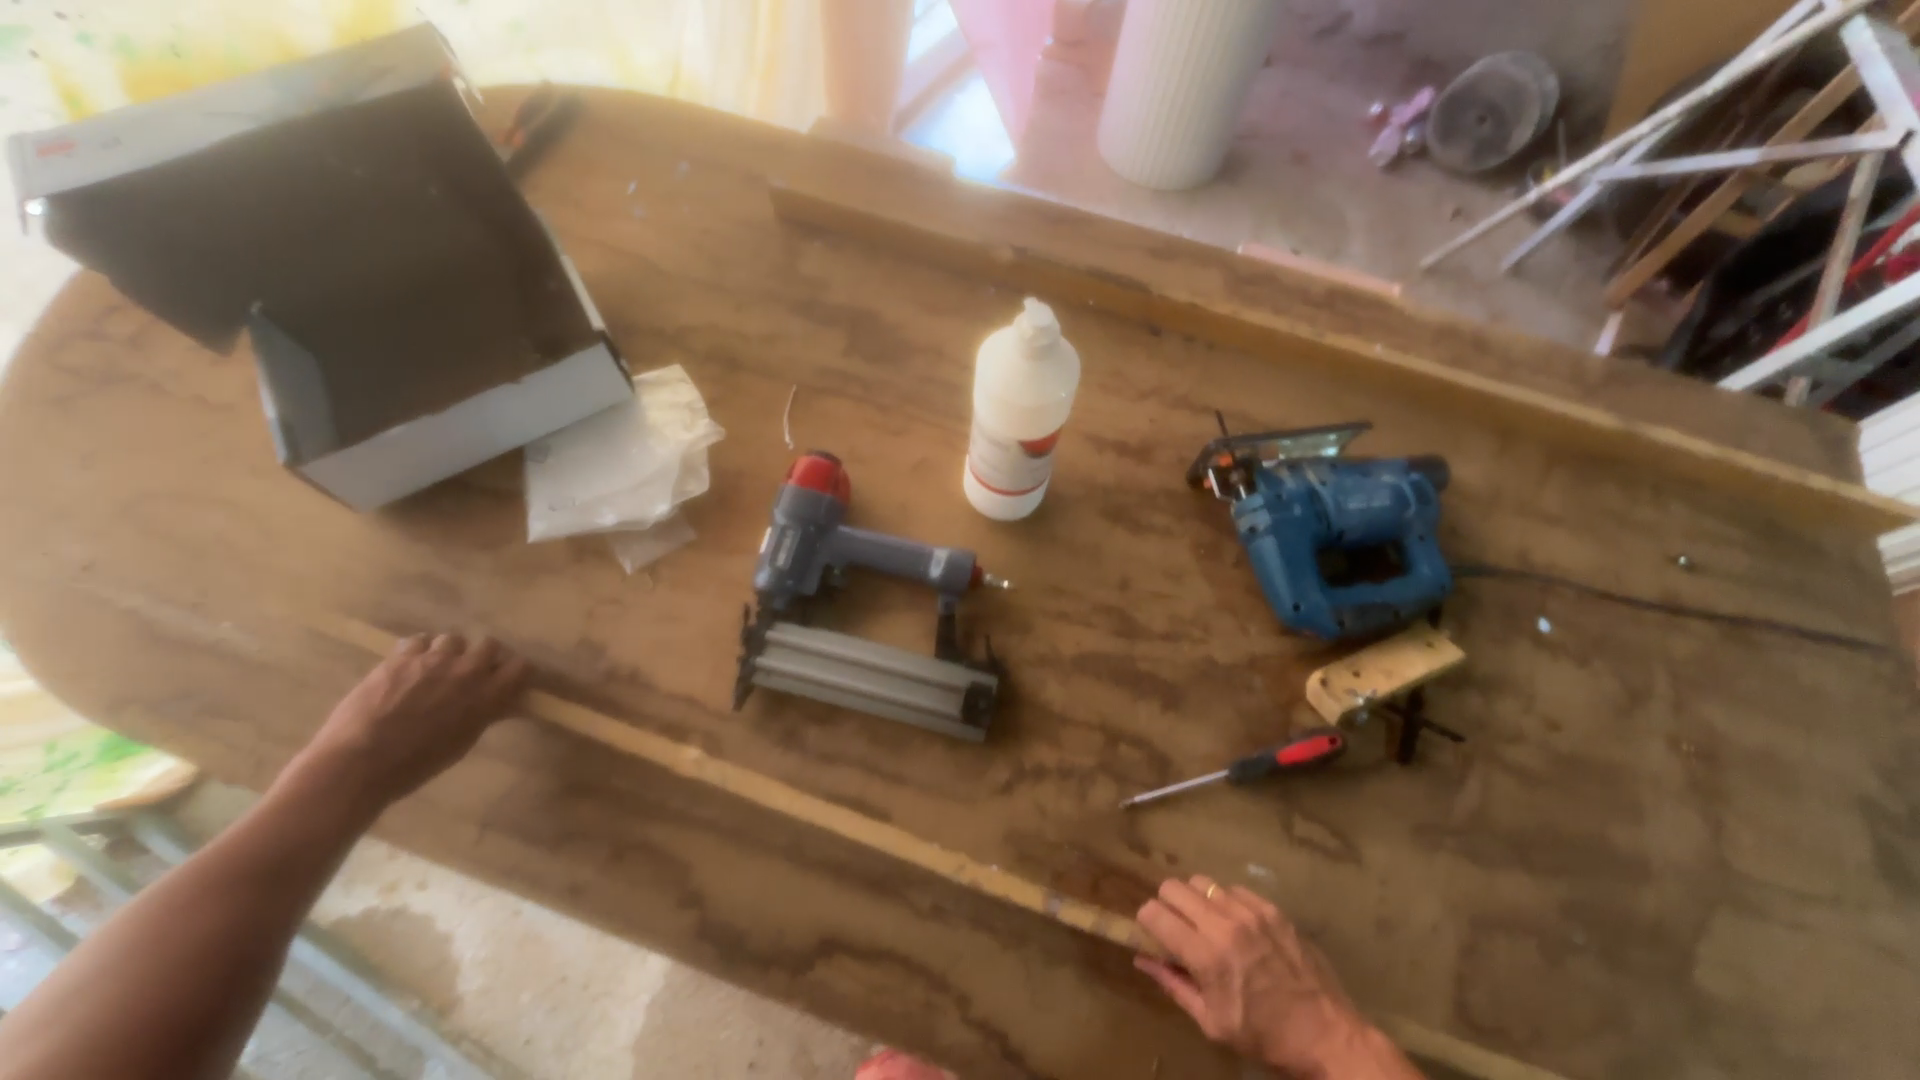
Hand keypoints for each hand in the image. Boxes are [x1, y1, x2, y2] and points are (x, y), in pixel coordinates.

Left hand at [289, 633, 528, 813]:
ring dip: (449, 652)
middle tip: (469, 675)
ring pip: (453, 639)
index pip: (521, 666)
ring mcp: (432, 660)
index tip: (506, 681)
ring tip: (435, 670)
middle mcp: (466, 671)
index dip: (514, 672)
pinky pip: (418, 641)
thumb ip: (483, 715)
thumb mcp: (461, 743)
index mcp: (487, 696)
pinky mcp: (399, 658)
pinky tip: (409, 668)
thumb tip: (499, 705)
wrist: (359, 762)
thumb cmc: (416, 764)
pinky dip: (419, 651)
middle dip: (483, 657)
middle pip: (489, 644)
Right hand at [1136, 875, 1396, 1077]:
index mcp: (1206, 955)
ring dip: (1196, 900)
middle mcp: (1225, 924)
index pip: (1154, 913)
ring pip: (1203, 882)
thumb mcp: (1212, 1022)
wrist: (1327, 1035)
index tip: (1152, 935)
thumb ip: (1173, 984)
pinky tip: (1236, 925)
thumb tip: (1142, 959)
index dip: (1146, 922)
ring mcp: (1252, 912)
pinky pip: (1234, 889)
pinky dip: (1225, 902)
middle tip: (1176, 927)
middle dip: (1166, 905)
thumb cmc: (1264, 1036)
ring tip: (1205, 924)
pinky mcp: (1273, 910)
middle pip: (1173, 887)